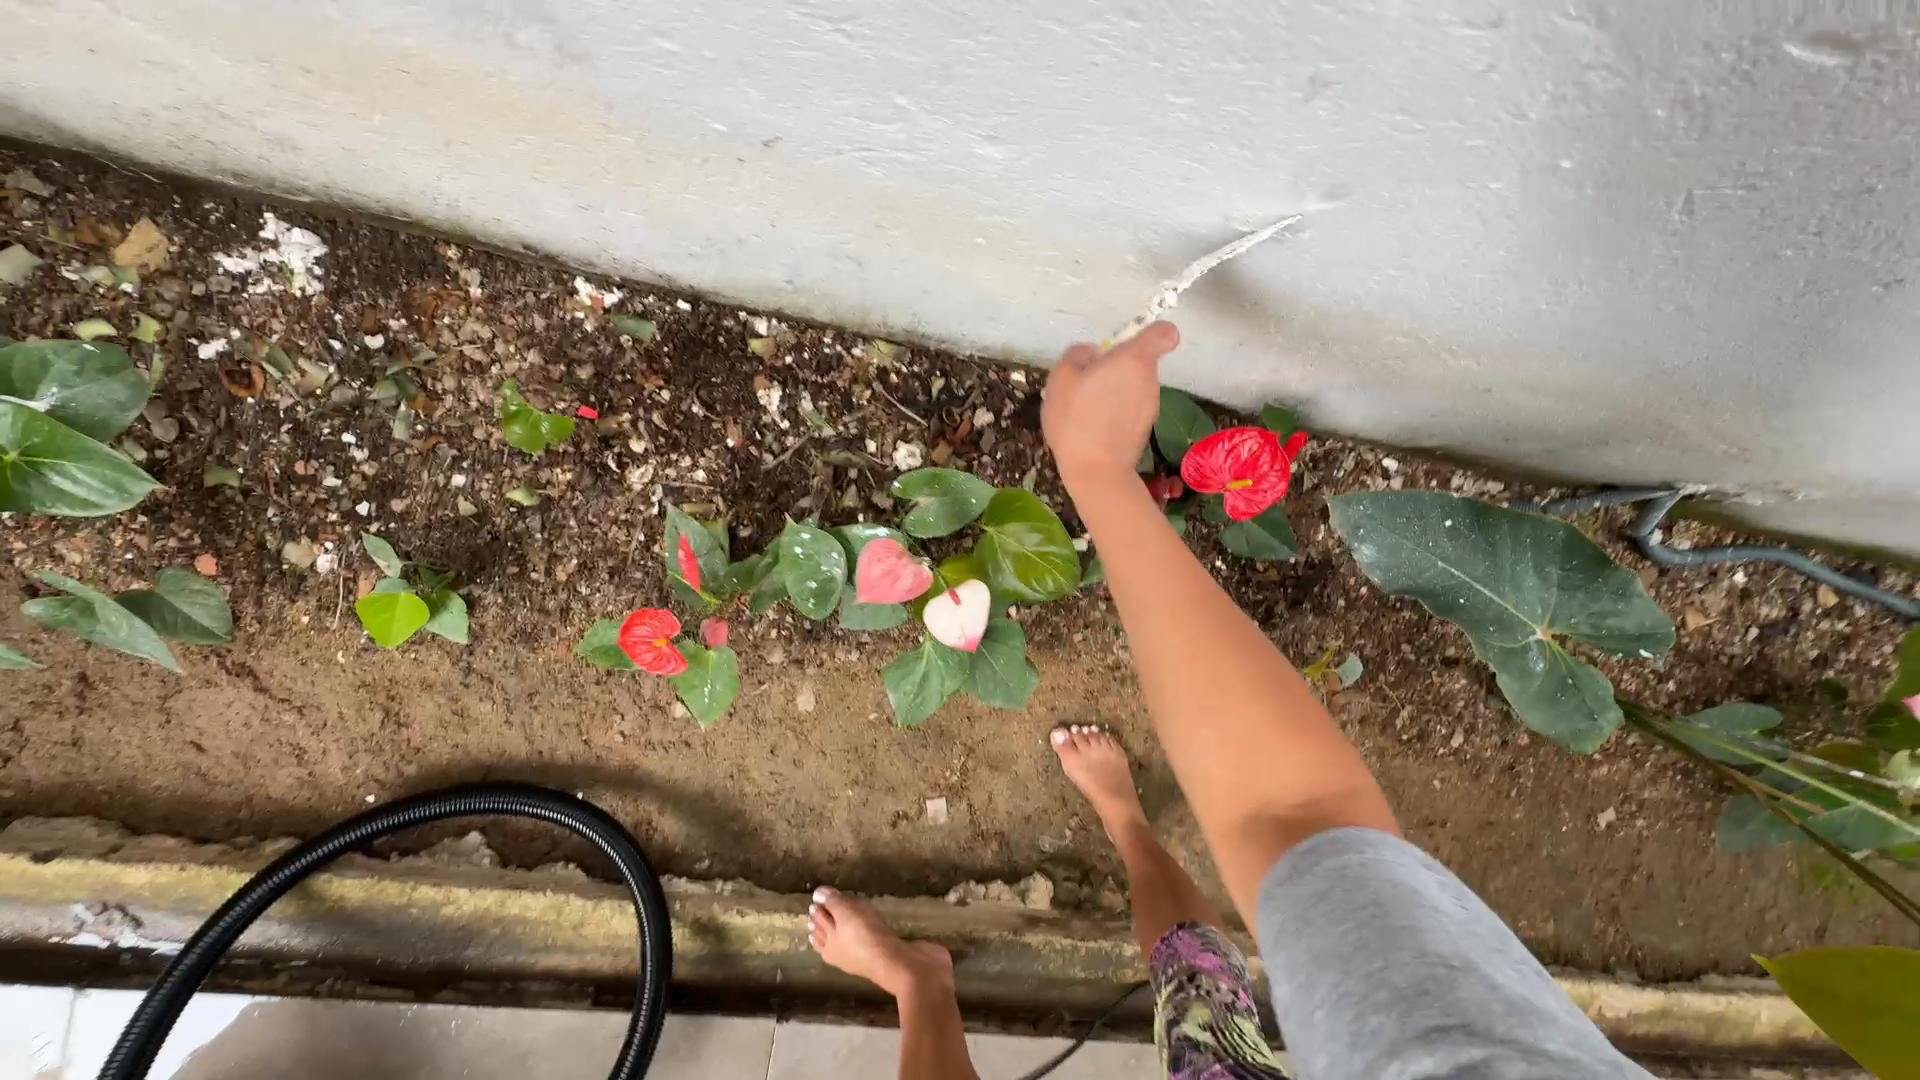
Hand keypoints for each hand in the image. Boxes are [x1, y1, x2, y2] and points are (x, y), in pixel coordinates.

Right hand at [1041, 322, 1179, 487]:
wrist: (1095, 470)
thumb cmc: (1076, 419)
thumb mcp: (1061, 379)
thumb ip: (1077, 356)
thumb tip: (1091, 353)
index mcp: (1133, 360)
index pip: (1163, 333)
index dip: (1151, 333)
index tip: (1129, 343)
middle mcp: (1149, 379)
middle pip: (1138, 362)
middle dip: (1116, 367)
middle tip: (1087, 384)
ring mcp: (1151, 405)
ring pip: (1133, 386)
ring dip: (1115, 391)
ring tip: (1086, 409)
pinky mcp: (1145, 427)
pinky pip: (1131, 408)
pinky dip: (1117, 411)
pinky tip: (1094, 426)